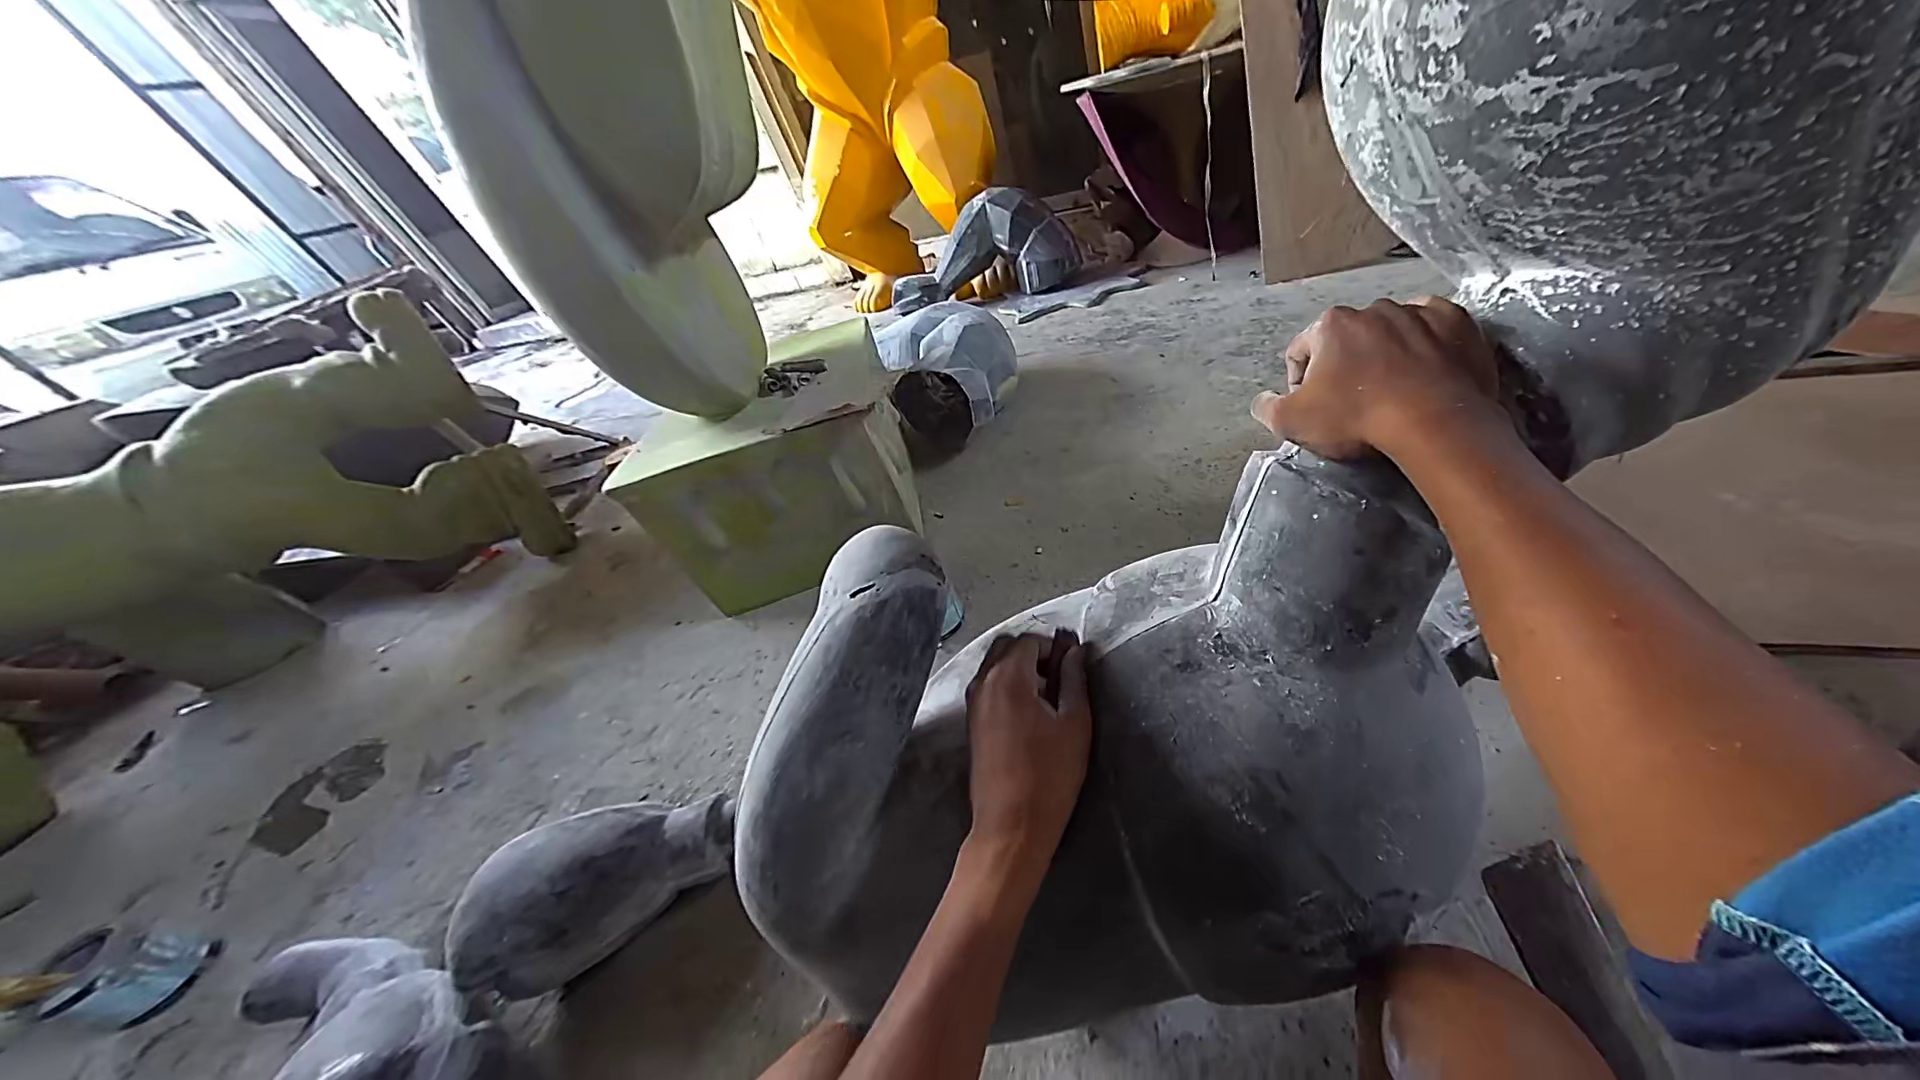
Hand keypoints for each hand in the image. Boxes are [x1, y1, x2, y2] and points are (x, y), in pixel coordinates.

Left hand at [963, 632, 1092, 869]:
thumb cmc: (1050, 775)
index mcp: (1008, 677)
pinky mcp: (971, 722)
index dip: (1054, 647)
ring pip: (994, 666)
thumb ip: (1074, 679)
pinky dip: (1007, 686)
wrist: (1011, 824)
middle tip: (1060, 679)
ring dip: (1019, 669)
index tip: (1072, 666)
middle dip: (1034, 653)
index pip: (1029, 640)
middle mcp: (983, 682)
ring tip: (1048, 698)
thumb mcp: (1075, 723)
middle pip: (1006, 647)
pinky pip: (988, 687)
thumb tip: (1074, 651)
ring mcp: (973, 702)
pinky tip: (1029, 714)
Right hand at [1250, 296, 1505, 460]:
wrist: (1433, 423)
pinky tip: (1422, 372)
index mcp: (1330, 325)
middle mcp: (1373, 309)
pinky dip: (1425, 345)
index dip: (1299, 382)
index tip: (1313, 406)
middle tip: (1351, 402)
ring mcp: (1419, 312)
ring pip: (1389, 332)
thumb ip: (1267, 408)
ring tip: (1389, 391)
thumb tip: (1262, 402)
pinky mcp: (1458, 323)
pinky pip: (1433, 329)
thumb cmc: (1356, 418)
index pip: (1300, 351)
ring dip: (1384, 355)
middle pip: (1346, 340)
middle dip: (1344, 366)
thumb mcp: (1291, 422)